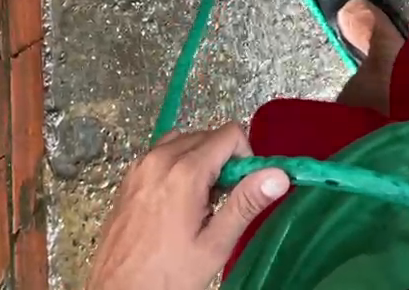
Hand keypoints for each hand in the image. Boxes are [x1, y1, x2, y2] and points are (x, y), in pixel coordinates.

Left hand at [86, 124, 290, 289]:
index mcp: (185, 171)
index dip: (244, 157)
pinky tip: (176, 200)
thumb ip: (246, 203)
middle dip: (222, 160)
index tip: (241, 188)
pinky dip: (177, 164)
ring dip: (200, 159)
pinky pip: (162, 152)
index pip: (230, 133)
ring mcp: (141, 165)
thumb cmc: (167, 277)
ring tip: (199, 201)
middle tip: (221, 202)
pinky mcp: (130, 176)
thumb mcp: (214, 246)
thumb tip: (279, 175)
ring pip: (185, 140)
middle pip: (208, 135)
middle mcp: (160, 158)